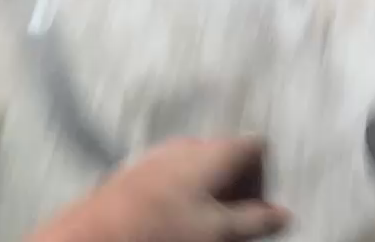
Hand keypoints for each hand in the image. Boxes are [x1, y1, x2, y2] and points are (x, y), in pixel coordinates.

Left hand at [31, 138, 291, 241]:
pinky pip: (175, 174)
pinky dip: (184, 193)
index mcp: (216, 150)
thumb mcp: (214, 232)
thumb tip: (286, 214)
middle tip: (232, 222)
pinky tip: (172, 220)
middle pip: (230, 154)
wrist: (89, 237)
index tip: (258, 206)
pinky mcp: (139, 169)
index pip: (259, 145)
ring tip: (202, 225)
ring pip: (201, 165)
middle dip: (237, 186)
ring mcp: (163, 153)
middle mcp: (193, 142)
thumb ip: (253, 221)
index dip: (266, 174)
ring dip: (210, 191)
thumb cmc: (159, 231)